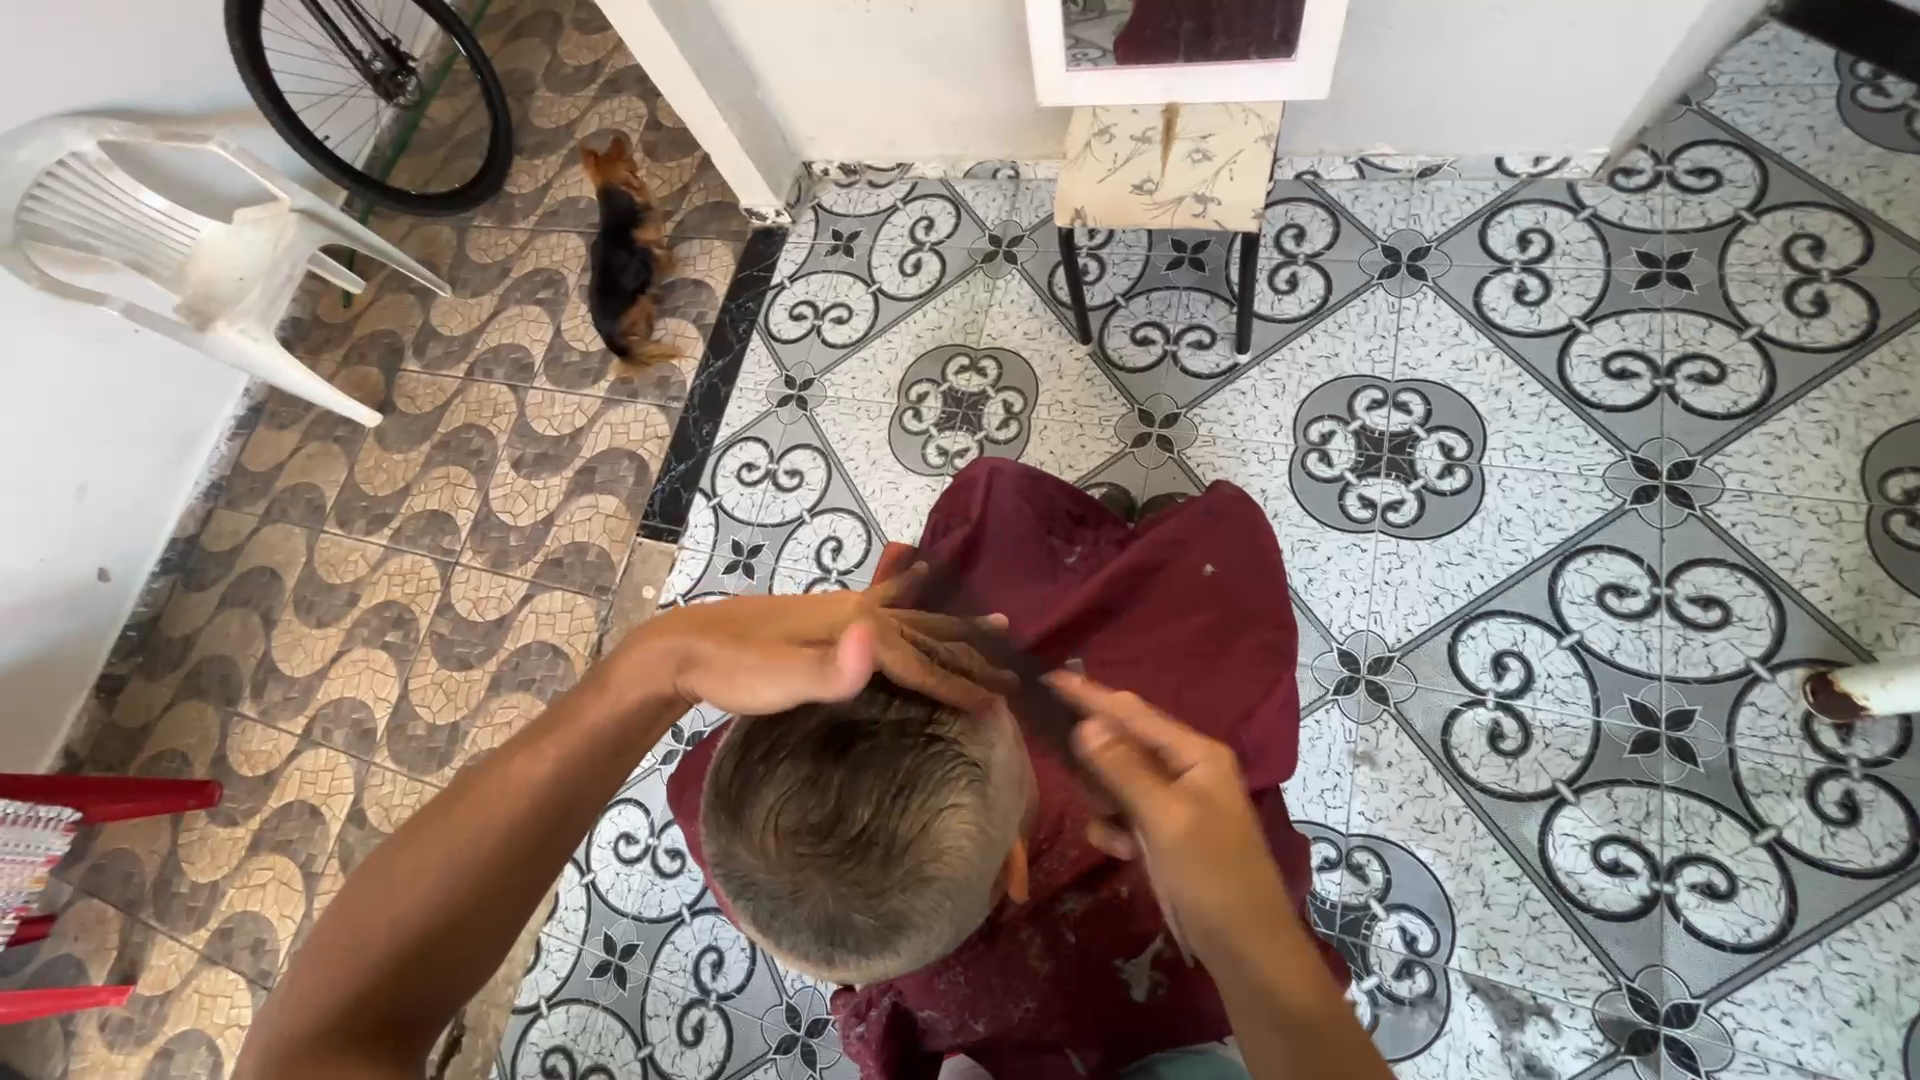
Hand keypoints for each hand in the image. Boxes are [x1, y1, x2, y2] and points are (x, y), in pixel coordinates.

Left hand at [631, 565, 1011, 715]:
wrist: (687, 645)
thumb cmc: (735, 670)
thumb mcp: (780, 679)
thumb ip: (830, 669)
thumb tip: (877, 645)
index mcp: (860, 629)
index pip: (921, 662)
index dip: (959, 686)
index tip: (998, 708)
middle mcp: (862, 612)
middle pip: (930, 635)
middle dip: (972, 656)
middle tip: (1013, 673)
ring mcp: (847, 609)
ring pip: (915, 616)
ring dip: (955, 625)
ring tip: (994, 622)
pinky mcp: (830, 614)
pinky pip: (885, 597)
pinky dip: (909, 586)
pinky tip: (918, 571)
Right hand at [1051, 672, 1294, 957]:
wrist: (1246, 951)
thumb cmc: (1211, 876)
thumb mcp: (1165, 818)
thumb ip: (1123, 769)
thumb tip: (1086, 724)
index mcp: (1195, 754)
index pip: (1132, 713)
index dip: (1090, 696)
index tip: (1049, 678)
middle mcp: (1185, 769)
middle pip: (1123, 744)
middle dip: (1096, 757)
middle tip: (1065, 764)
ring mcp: (1174, 802)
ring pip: (1118, 781)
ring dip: (1104, 797)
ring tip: (1107, 820)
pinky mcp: (1163, 834)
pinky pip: (1124, 815)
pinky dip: (1115, 828)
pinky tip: (1120, 850)